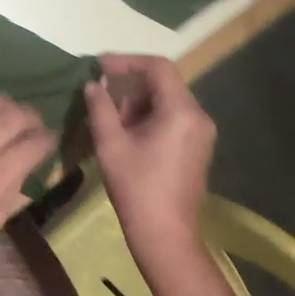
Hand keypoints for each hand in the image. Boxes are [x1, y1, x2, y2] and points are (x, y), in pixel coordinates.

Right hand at [84, 54, 217, 250]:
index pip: (158, 67)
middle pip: (163, 84)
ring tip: (112, 126)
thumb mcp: (110, 144)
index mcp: (181, 111)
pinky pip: (173, 119)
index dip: (126, 61)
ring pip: (167, 102)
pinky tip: (129, 139)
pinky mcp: (198, 148)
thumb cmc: (136, 187)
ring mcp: (202, 133)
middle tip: (102, 104)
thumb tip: (92, 85)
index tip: (98, 67)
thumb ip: (100, 108)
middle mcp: (198, 116)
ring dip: (137, 105)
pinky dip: (150, 118)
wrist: (164, 233)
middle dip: (129, 88)